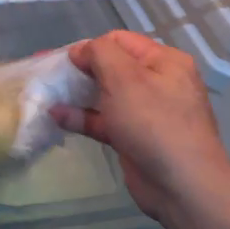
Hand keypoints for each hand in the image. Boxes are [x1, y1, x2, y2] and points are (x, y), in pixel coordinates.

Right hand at [52, 30, 229, 227]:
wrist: (182, 187)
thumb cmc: (154, 123)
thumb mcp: (125, 78)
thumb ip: (99, 53)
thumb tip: (81, 51)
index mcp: (165, 62)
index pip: (120, 41)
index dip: (91, 47)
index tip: (66, 61)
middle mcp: (158, 83)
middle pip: (111, 67)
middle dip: (79, 69)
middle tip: (49, 73)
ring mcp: (147, 112)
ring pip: (105, 95)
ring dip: (76, 93)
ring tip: (46, 94)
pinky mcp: (134, 137)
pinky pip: (104, 120)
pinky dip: (82, 117)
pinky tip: (57, 117)